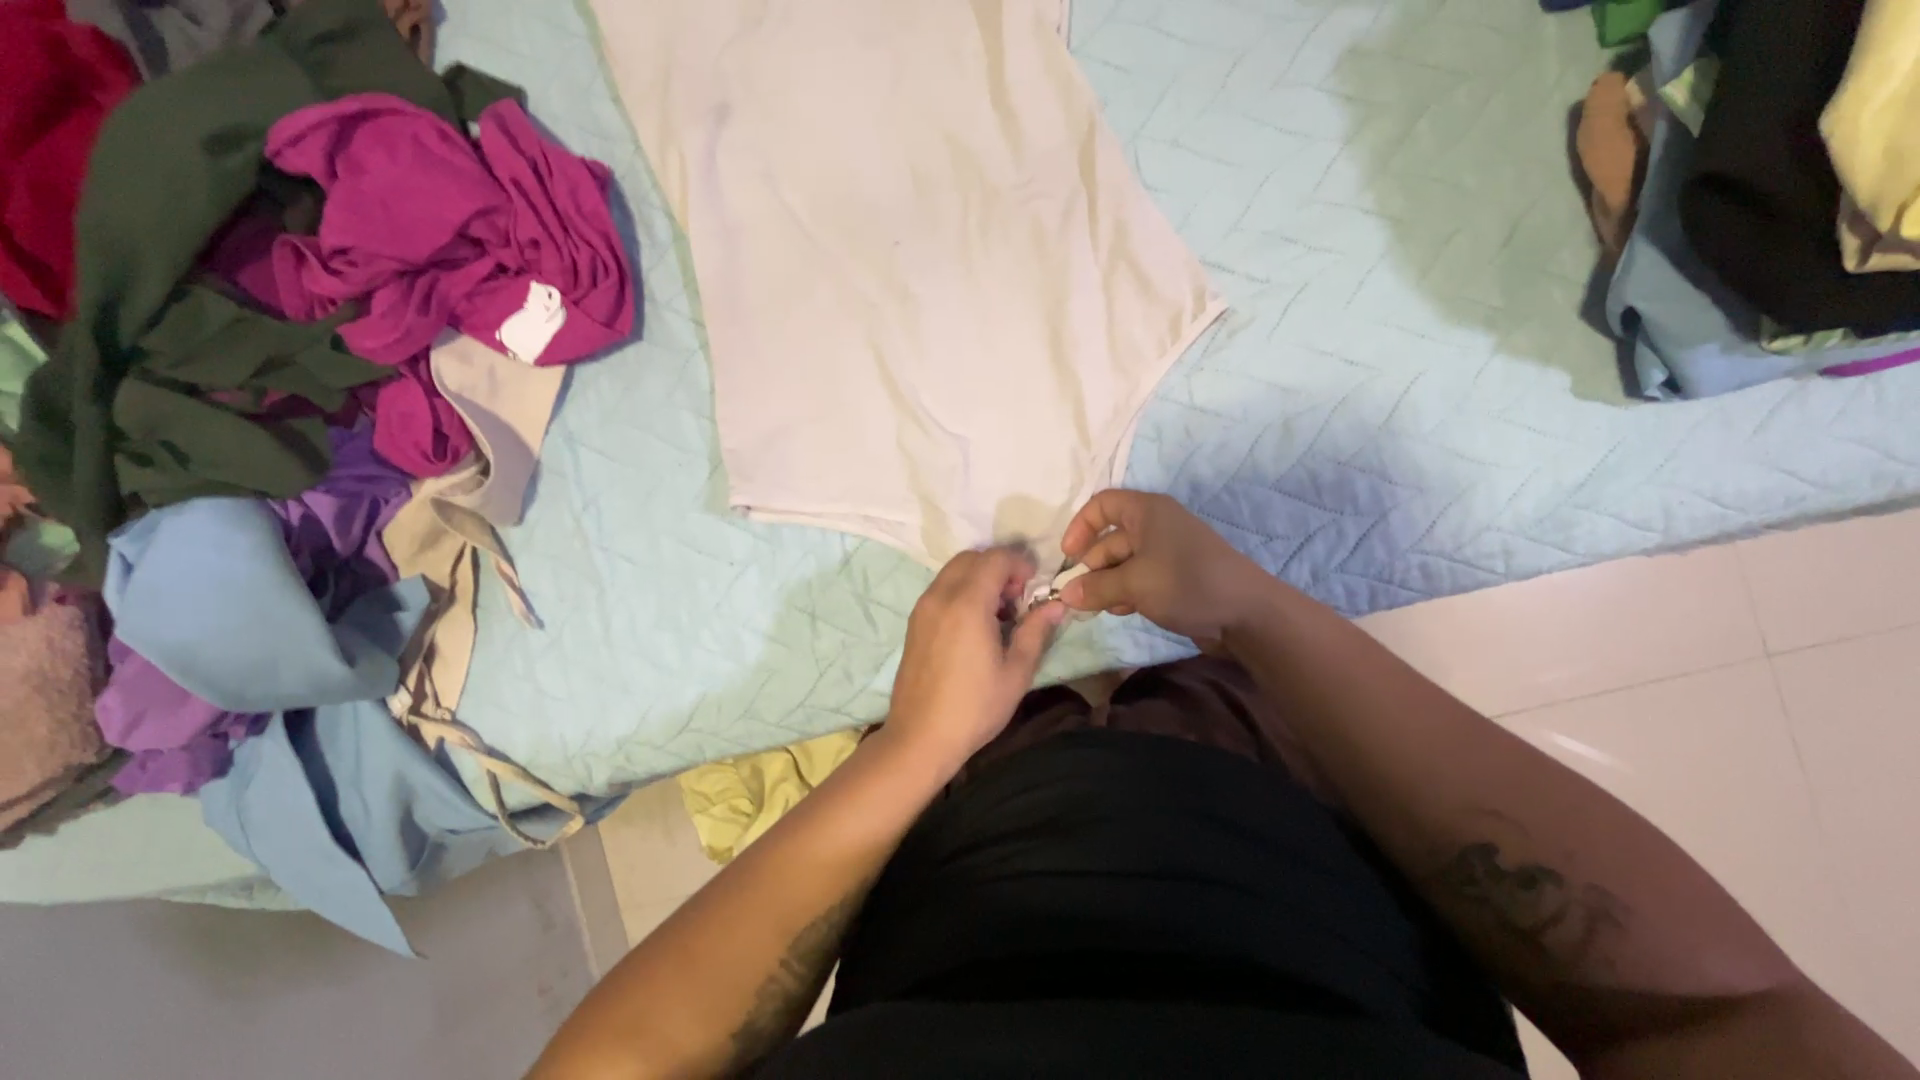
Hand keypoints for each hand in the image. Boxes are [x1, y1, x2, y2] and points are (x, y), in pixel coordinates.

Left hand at [887, 547, 1066, 768]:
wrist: (920, 737)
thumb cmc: (975, 707)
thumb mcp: (1016, 672)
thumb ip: (1036, 631)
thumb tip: (1056, 605)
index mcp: (967, 604)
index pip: (995, 559)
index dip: (1019, 564)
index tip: (1034, 587)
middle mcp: (940, 596)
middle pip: (971, 558)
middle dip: (998, 567)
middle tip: (1018, 599)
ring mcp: (922, 609)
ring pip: (953, 572)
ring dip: (979, 578)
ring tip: (999, 614)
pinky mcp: (914, 623)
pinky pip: (940, 589)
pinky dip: (961, 591)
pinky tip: (975, 625)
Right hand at [1060, 490, 1275, 649]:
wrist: (1246, 613)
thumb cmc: (1186, 583)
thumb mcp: (1134, 584)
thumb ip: (1096, 587)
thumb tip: (1065, 594)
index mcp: (1147, 512)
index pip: (1102, 505)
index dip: (1081, 526)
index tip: (1068, 556)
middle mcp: (1156, 526)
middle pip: (1110, 539)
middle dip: (1092, 566)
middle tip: (1078, 597)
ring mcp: (1168, 553)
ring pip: (1123, 563)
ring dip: (1107, 584)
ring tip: (1099, 608)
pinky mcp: (1176, 577)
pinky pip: (1140, 579)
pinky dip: (1126, 592)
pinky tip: (1122, 611)